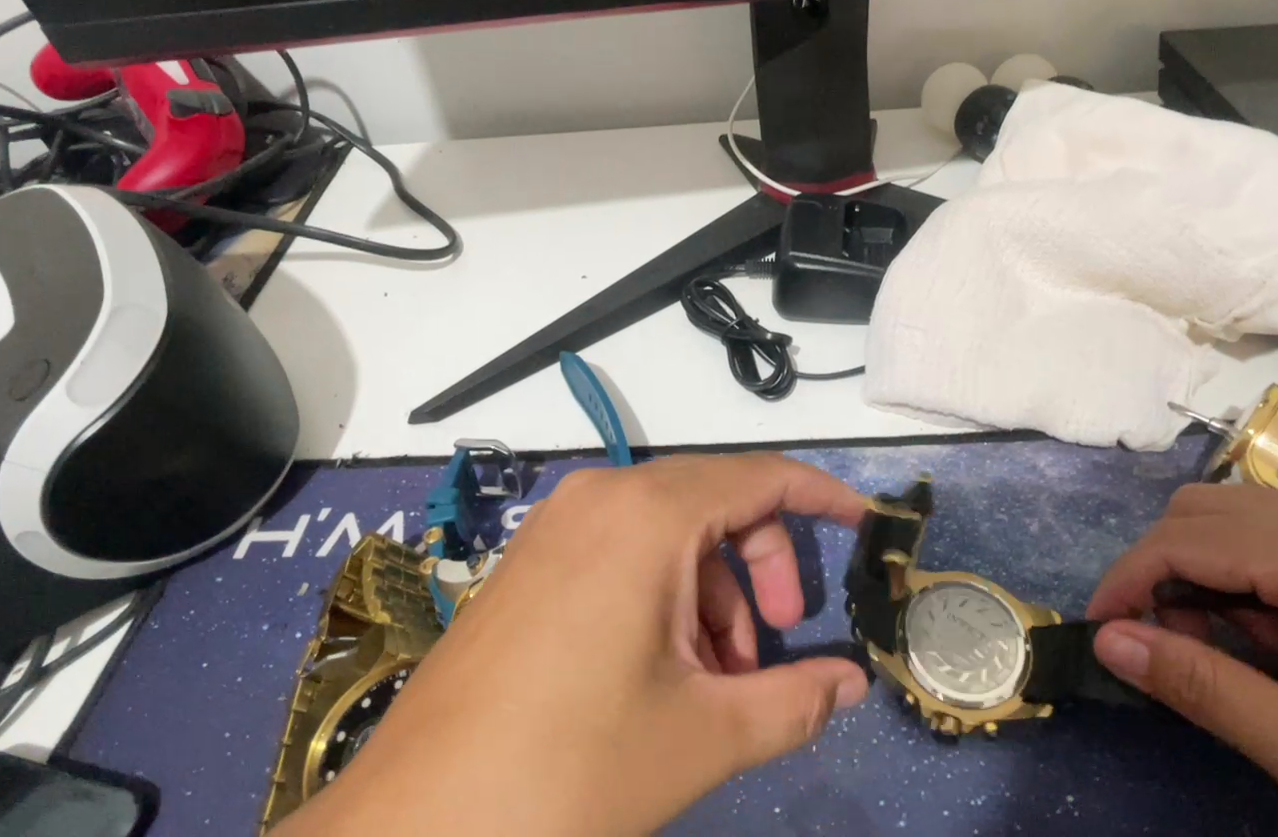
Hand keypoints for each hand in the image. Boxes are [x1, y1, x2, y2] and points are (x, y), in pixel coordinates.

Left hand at [277, 453, 869, 836]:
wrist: (413, 825)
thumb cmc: (571, 766)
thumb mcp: (702, 735)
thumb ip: (793, 701)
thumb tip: (851, 684)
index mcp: (646, 514)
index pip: (758, 476)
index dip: (819, 496)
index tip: (864, 524)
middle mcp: (598, 497)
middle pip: (714, 503)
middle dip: (762, 569)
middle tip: (777, 646)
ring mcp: (555, 526)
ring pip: (667, 535)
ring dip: (711, 597)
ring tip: (714, 683)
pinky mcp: (529, 562)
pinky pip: (621, 553)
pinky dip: (662, 597)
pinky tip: (661, 672)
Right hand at [1086, 484, 1277, 836]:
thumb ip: (1207, 690)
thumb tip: (1108, 641)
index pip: (1188, 536)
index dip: (1127, 579)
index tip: (1097, 634)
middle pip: (1211, 511)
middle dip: (1162, 571)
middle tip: (1154, 648)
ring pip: (1250, 526)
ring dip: (1208, 580)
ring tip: (1212, 659)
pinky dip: (1256, 589)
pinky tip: (1270, 651)